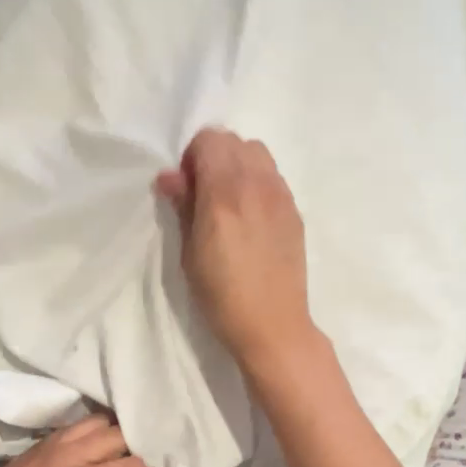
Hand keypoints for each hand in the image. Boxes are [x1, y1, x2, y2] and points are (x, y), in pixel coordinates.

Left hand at [0, 414, 157, 466]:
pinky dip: (94, 434)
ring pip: (98, 422)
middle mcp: (68, 455)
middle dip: (137, 453)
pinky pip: (77, 426)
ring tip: (121, 461)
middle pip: (119, 435)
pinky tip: (95, 455)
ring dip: (116, 438)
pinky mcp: (38, 445)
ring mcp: (51, 445)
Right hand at [156, 129, 320, 377]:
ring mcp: (281, 196)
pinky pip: (273, 178)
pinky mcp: (294, 212)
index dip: (192, 159)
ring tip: (229, 206)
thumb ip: (183, 208)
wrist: (273, 326)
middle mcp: (256, 184)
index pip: (209, 140)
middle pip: (234, 141)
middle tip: (205, 196)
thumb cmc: (222, 298)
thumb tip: (170, 177)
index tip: (186, 190)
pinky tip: (251, 221)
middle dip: (214, 159)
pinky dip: (257, 184)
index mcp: (224, 193)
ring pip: (257, 154)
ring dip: (238, 167)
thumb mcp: (190, 256)